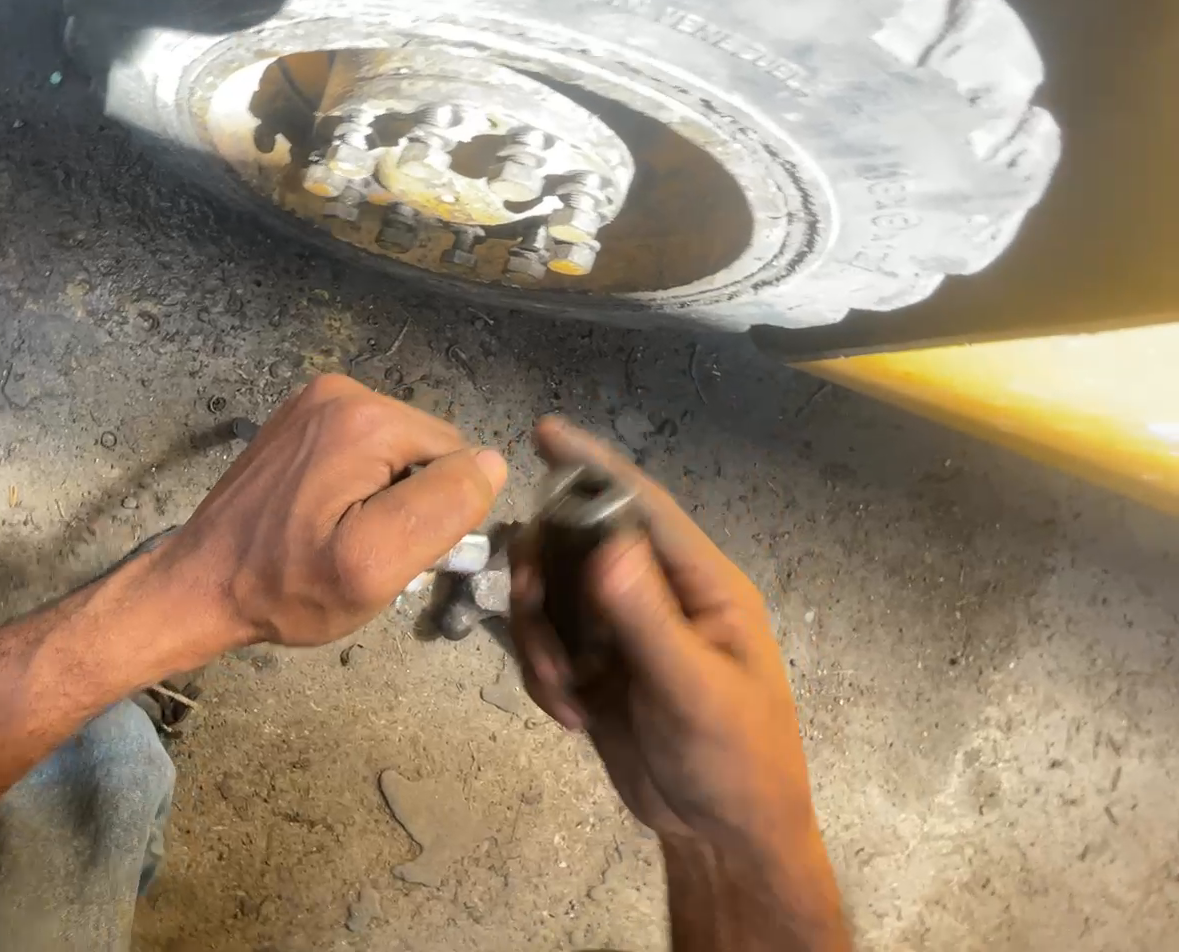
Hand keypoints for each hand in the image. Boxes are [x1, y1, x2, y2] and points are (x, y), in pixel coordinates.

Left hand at [155, 374, 505, 648]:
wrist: (200, 584)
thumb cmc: (285, 585)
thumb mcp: (374, 564)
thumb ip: (440, 508)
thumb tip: (490, 463)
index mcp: (364, 417)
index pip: (456, 457)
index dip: (437, 512)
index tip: (391, 548)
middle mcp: (339, 392)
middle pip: (424, 449)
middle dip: (411, 500)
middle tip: (365, 548)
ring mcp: (311, 403)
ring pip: (394, 451)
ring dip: (383, 496)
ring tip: (340, 536)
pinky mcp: (295, 422)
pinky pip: (359, 449)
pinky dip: (355, 485)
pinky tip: (322, 518)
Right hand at [510, 417, 822, 868]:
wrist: (717, 834)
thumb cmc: (734, 759)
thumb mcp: (695, 689)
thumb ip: (648, 616)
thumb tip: (604, 542)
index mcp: (697, 582)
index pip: (639, 504)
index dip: (592, 464)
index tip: (544, 430)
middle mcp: (652, 590)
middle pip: (572, 544)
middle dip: (542, 578)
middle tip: (530, 610)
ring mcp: (615, 624)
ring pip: (545, 594)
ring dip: (537, 639)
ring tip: (561, 689)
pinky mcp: (587, 657)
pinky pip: (538, 639)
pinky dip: (539, 672)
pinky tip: (568, 711)